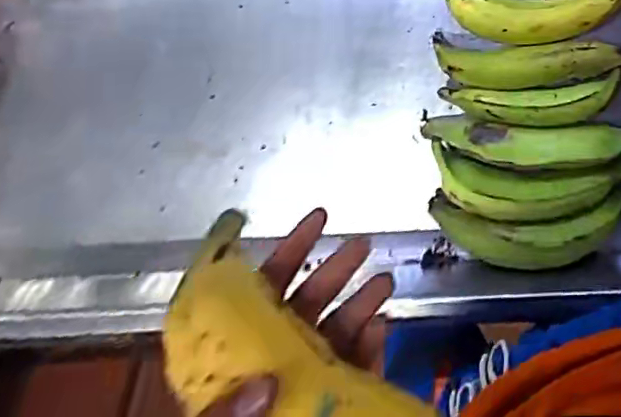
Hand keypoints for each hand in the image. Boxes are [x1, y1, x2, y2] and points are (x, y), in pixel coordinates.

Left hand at [196, 208, 393, 416]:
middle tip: (362, 245)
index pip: (259, 296)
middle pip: (303, 307)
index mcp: (236, 363)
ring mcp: (304, 386)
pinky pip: (354, 373)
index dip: (286, 255)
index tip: (315, 221)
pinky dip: (371, 350)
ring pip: (334, 335)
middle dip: (333, 272)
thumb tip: (264, 381)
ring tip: (383, 283)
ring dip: (359, 304)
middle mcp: (272, 366)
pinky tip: (381, 329)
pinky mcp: (333, 403)